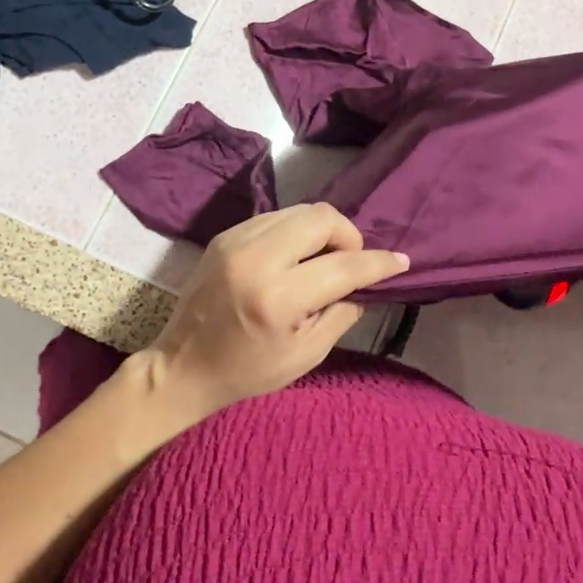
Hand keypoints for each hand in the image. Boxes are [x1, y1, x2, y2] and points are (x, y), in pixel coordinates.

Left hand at [134, 204, 408, 423]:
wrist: (182, 366)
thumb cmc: (247, 372)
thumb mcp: (305, 355)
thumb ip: (340, 314)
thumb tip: (365, 285)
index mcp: (277, 298)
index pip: (343, 265)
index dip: (377, 262)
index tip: (400, 261)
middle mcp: (256, 259)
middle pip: (321, 218)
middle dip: (348, 236)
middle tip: (351, 263)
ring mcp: (235, 241)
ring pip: (298, 211)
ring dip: (321, 231)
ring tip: (322, 261)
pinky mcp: (224, 236)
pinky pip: (274, 218)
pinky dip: (294, 232)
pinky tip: (294, 258)